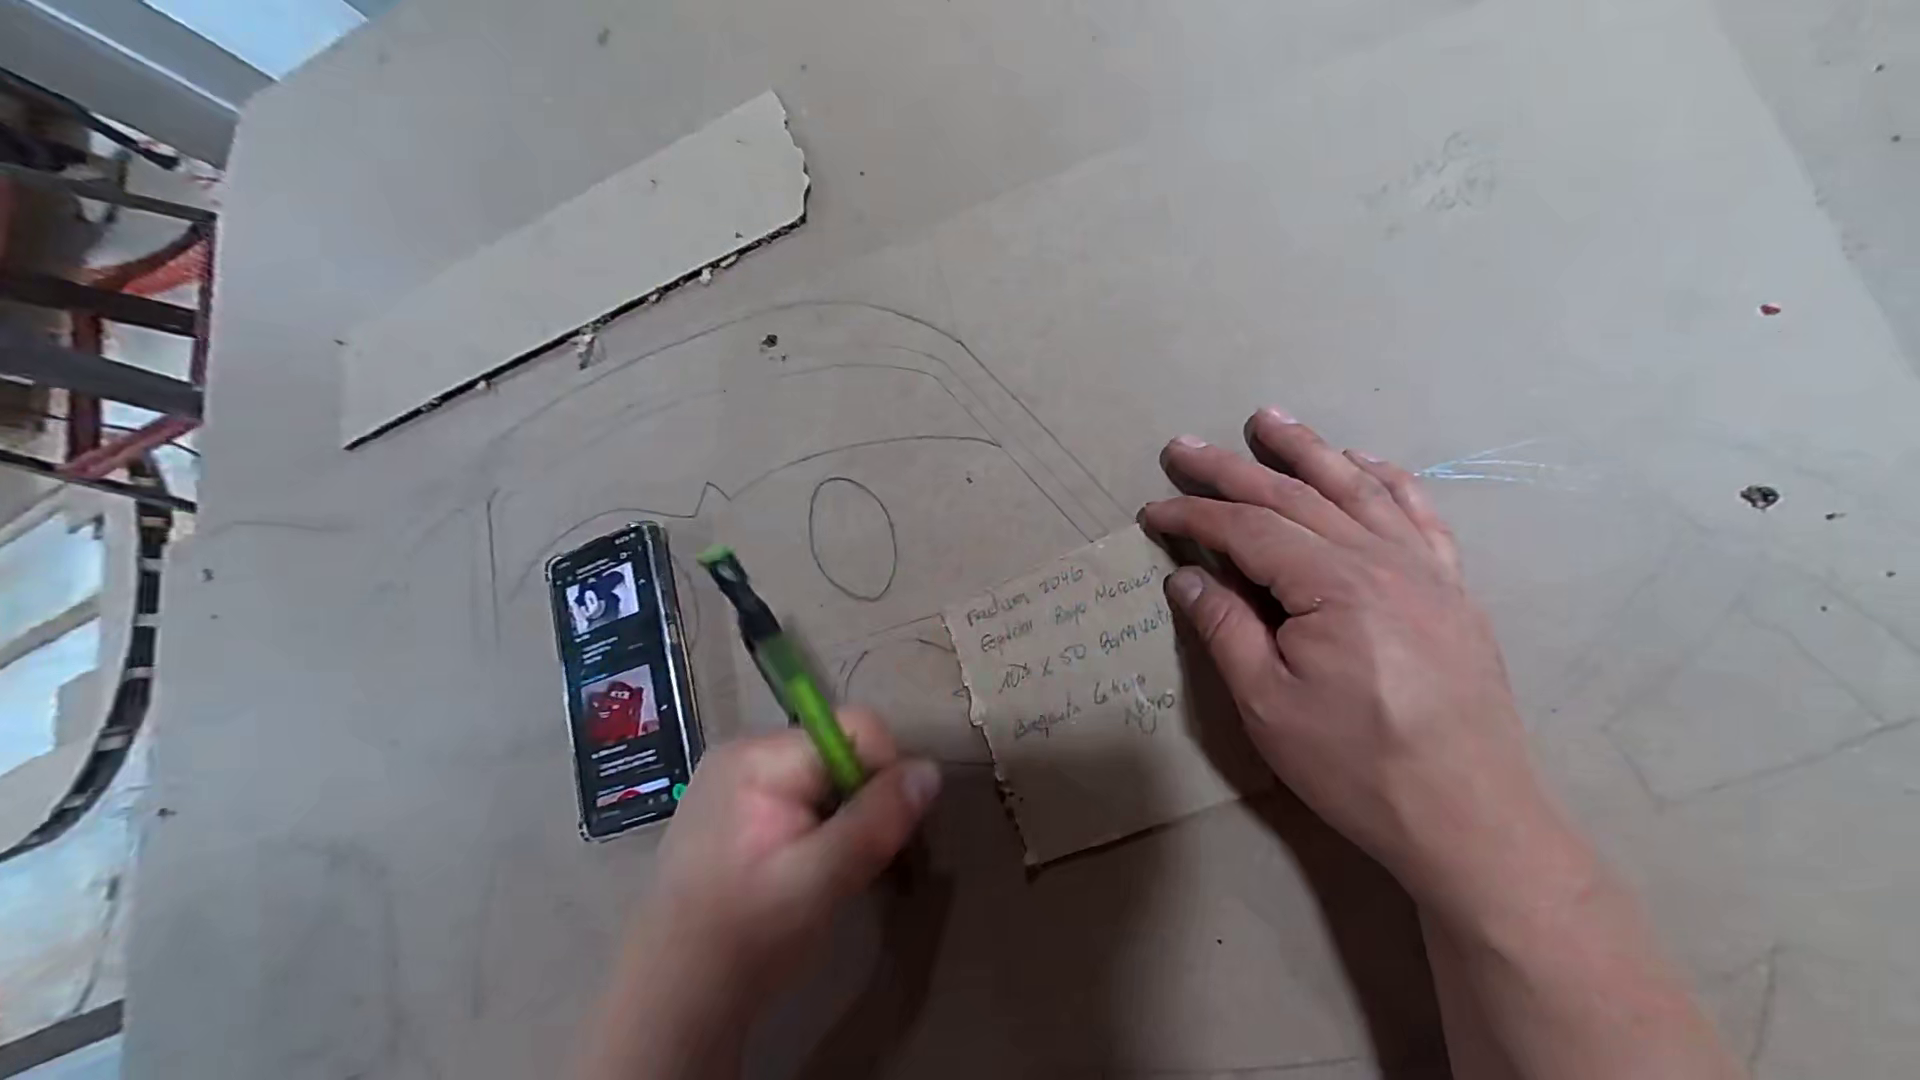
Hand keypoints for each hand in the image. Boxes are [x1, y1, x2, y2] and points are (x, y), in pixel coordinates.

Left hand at [583, 709, 939, 1079]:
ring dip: (843, 810)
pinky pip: (798, 785)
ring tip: (830, 864)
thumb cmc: (748, 937)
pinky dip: (818, 816)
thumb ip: (877, 821)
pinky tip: (805, 860)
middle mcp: (745, 747)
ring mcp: (734, 771)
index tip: (886, 830)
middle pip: (839, 747)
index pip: (854, 729)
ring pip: (823, 768)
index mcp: (760, 756)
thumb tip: (931, 769)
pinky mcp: (732, 796)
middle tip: (859, 856)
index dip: (885, 772)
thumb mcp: (823, 881)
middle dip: (863, 796)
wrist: (672, 994)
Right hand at [1143, 408, 1568, 918]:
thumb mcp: (1266, 704)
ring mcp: (1424, 569)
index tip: (1152, 510)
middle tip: (1183, 446)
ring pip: (1355, 488)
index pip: (1248, 529)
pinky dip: (1384, 478)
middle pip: (1294, 495)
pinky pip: (1416, 514)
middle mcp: (1382, 560)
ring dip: (1306, 449)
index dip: (1194, 514)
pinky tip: (1362, 461)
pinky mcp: (1449, 588)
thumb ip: (1224, 629)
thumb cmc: (1355, 765)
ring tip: (1268, 420)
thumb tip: (1186, 576)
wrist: (1472, 819)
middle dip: (1230, 468)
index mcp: (1334, 587)